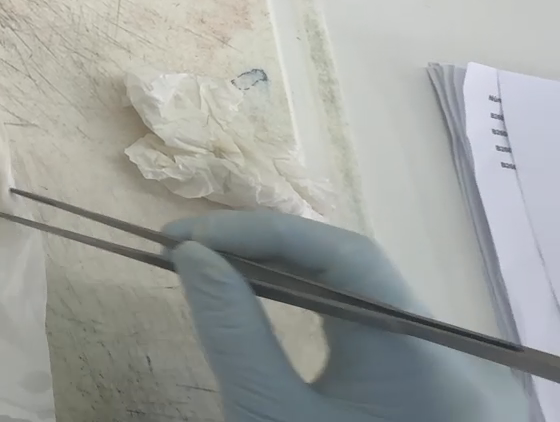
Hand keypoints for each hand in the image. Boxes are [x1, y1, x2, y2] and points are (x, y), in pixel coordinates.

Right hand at [167, 210, 520, 421]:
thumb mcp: (267, 413)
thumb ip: (229, 325)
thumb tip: (190, 251)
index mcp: (423, 358)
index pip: (342, 252)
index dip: (258, 230)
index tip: (184, 238)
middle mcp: (450, 356)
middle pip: (348, 264)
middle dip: (257, 244)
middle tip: (182, 248)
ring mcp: (447, 372)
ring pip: (352, 286)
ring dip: (272, 266)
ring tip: (207, 265)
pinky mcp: (430, 387)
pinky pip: (361, 317)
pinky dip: (299, 296)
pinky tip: (253, 297)